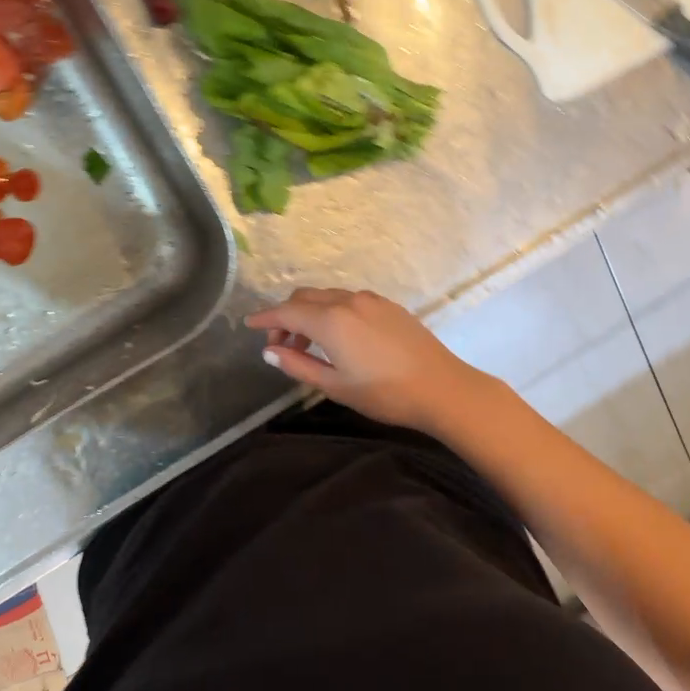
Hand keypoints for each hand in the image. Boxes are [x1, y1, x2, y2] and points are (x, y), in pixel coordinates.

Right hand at [245, 288, 501, 434]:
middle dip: (286, 316)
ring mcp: (371, 300)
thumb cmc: (384, 394)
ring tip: (307, 345)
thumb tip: (269, 351)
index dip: (264, 318)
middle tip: (279, 344)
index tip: (248, 325)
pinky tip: (338, 338)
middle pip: (305, 298)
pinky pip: (349, 300)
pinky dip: (332, 311)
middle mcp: (348, 301)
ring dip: (310, 314)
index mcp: (331, 320)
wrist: (442, 388)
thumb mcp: (335, 386)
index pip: (286, 311)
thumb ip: (298, 365)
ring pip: (327, 297)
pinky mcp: (389, 306)